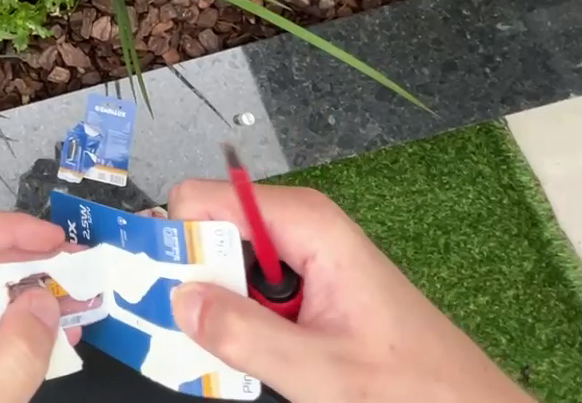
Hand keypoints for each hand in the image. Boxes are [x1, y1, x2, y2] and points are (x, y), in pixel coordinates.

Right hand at [166, 180, 532, 402]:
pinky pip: (247, 290)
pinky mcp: (306, 288)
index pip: (201, 199)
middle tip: (183, 335)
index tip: (163, 292)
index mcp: (302, 221)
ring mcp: (301, 257)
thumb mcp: (326, 376)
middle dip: (191, 278)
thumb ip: (246, 337)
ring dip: (213, 308)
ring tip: (220, 358)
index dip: (176, 241)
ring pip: (223, 263)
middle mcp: (296, 226)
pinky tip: (249, 363)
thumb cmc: (419, 395)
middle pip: (208, 229)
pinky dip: (236, 323)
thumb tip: (175, 298)